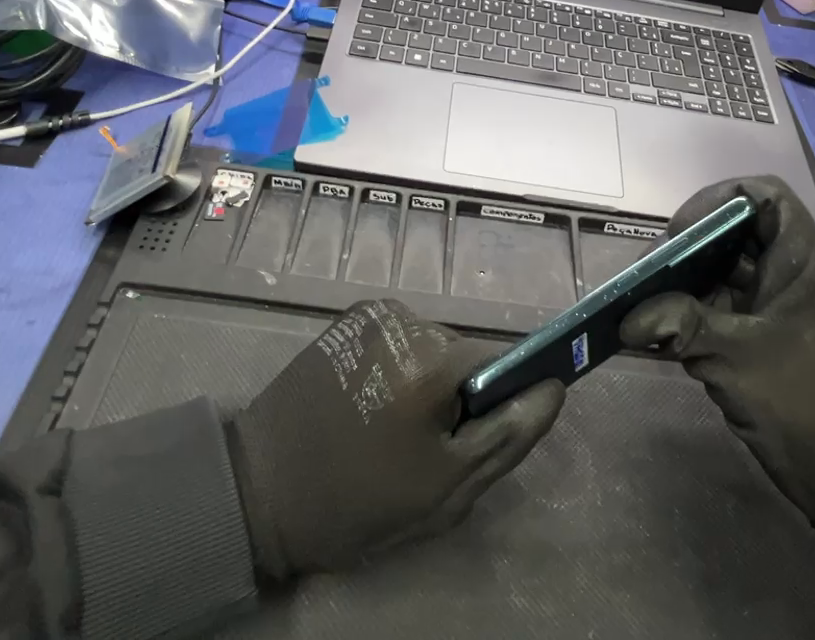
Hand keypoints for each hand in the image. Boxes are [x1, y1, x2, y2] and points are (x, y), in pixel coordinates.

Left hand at [226, 299, 564, 580]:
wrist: (261, 490)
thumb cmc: (360, 500)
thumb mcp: (449, 486)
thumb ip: (511, 432)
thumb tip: (552, 386)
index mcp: (433, 359)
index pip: (502, 364)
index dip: (495, 405)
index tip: (470, 442)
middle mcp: (405, 319)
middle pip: (462, 355)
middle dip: (456, 395)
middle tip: (421, 449)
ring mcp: (370, 314)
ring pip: (429, 348)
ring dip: (425, 382)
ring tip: (388, 430)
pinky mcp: (345, 320)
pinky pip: (396, 342)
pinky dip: (395, 370)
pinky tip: (366, 407)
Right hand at [620, 176, 814, 610]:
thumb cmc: (806, 404)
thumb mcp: (736, 358)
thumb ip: (679, 324)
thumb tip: (625, 317)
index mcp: (809, 260)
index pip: (763, 195)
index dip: (715, 200)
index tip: (676, 235)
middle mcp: (801, 273)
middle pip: (739, 234)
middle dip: (691, 249)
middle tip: (650, 274)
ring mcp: (790, 307)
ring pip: (732, 273)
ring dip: (690, 286)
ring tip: (647, 304)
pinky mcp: (778, 337)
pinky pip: (734, 309)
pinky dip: (700, 315)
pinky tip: (664, 333)